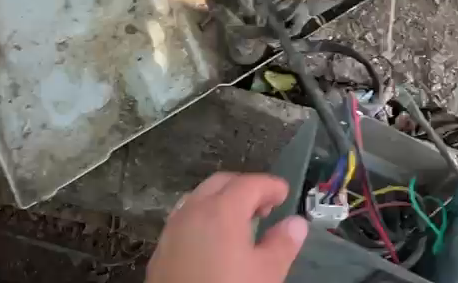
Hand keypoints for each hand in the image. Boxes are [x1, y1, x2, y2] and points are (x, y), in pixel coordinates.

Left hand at [147, 173, 309, 282]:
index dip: (270, 186)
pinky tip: (212, 242)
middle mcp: (194, 209)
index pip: (250, 184)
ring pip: (200, 199)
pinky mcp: (161, 251)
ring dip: (221, 202)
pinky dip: (203, 218)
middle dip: (245, 188)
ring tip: (240, 224)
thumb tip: (296, 223)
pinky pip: (185, 219)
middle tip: (265, 206)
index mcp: (222, 210)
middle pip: (221, 184)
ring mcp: (173, 229)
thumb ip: (283, 244)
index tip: (284, 193)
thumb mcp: (266, 275)